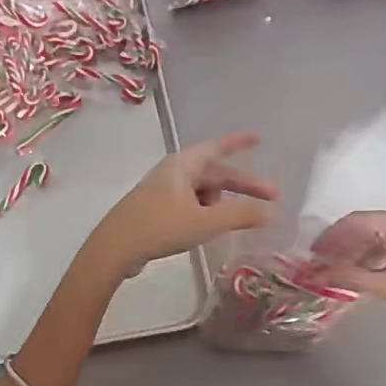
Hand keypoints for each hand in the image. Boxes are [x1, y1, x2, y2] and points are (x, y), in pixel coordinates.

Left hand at [84, 131, 277, 277]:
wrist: (114, 249)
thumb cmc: (159, 228)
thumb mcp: (204, 222)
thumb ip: (240, 215)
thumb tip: (271, 212)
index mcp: (183, 165)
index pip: (217, 148)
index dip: (239, 143)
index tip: (259, 137)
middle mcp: (172, 173)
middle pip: (213, 173)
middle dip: (241, 185)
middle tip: (270, 196)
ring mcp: (162, 191)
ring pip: (200, 191)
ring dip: (220, 203)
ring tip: (229, 223)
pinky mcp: (155, 210)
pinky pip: (188, 205)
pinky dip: (204, 212)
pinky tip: (206, 230)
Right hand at [307, 208, 385, 333]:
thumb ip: (350, 277)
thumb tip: (316, 273)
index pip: (355, 221)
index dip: (330, 237)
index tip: (312, 256)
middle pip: (369, 224)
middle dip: (344, 245)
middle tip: (325, 266)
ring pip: (384, 231)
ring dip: (362, 250)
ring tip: (345, 273)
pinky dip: (381, 251)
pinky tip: (372, 271)